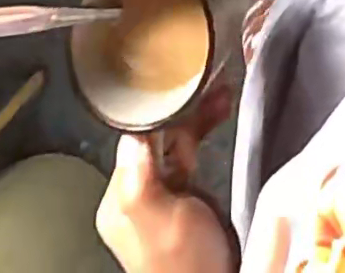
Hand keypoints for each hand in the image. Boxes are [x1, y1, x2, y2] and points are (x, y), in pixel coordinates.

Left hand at [97, 88, 236, 272]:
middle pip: (158, 136)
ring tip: (223, 97)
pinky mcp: (181, 195)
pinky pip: (187, 151)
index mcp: (120, 200)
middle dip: (187, 111)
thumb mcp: (165, 224)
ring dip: (199, 116)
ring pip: (175, 140)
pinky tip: (220, 114)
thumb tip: (131, 138)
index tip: (190, 90)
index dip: (165, 111)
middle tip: (216, 90)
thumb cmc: (189, 265)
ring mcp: (158, 193)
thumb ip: (141, 183)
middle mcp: (134, 193)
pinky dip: (203, 131)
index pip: (137, 138)